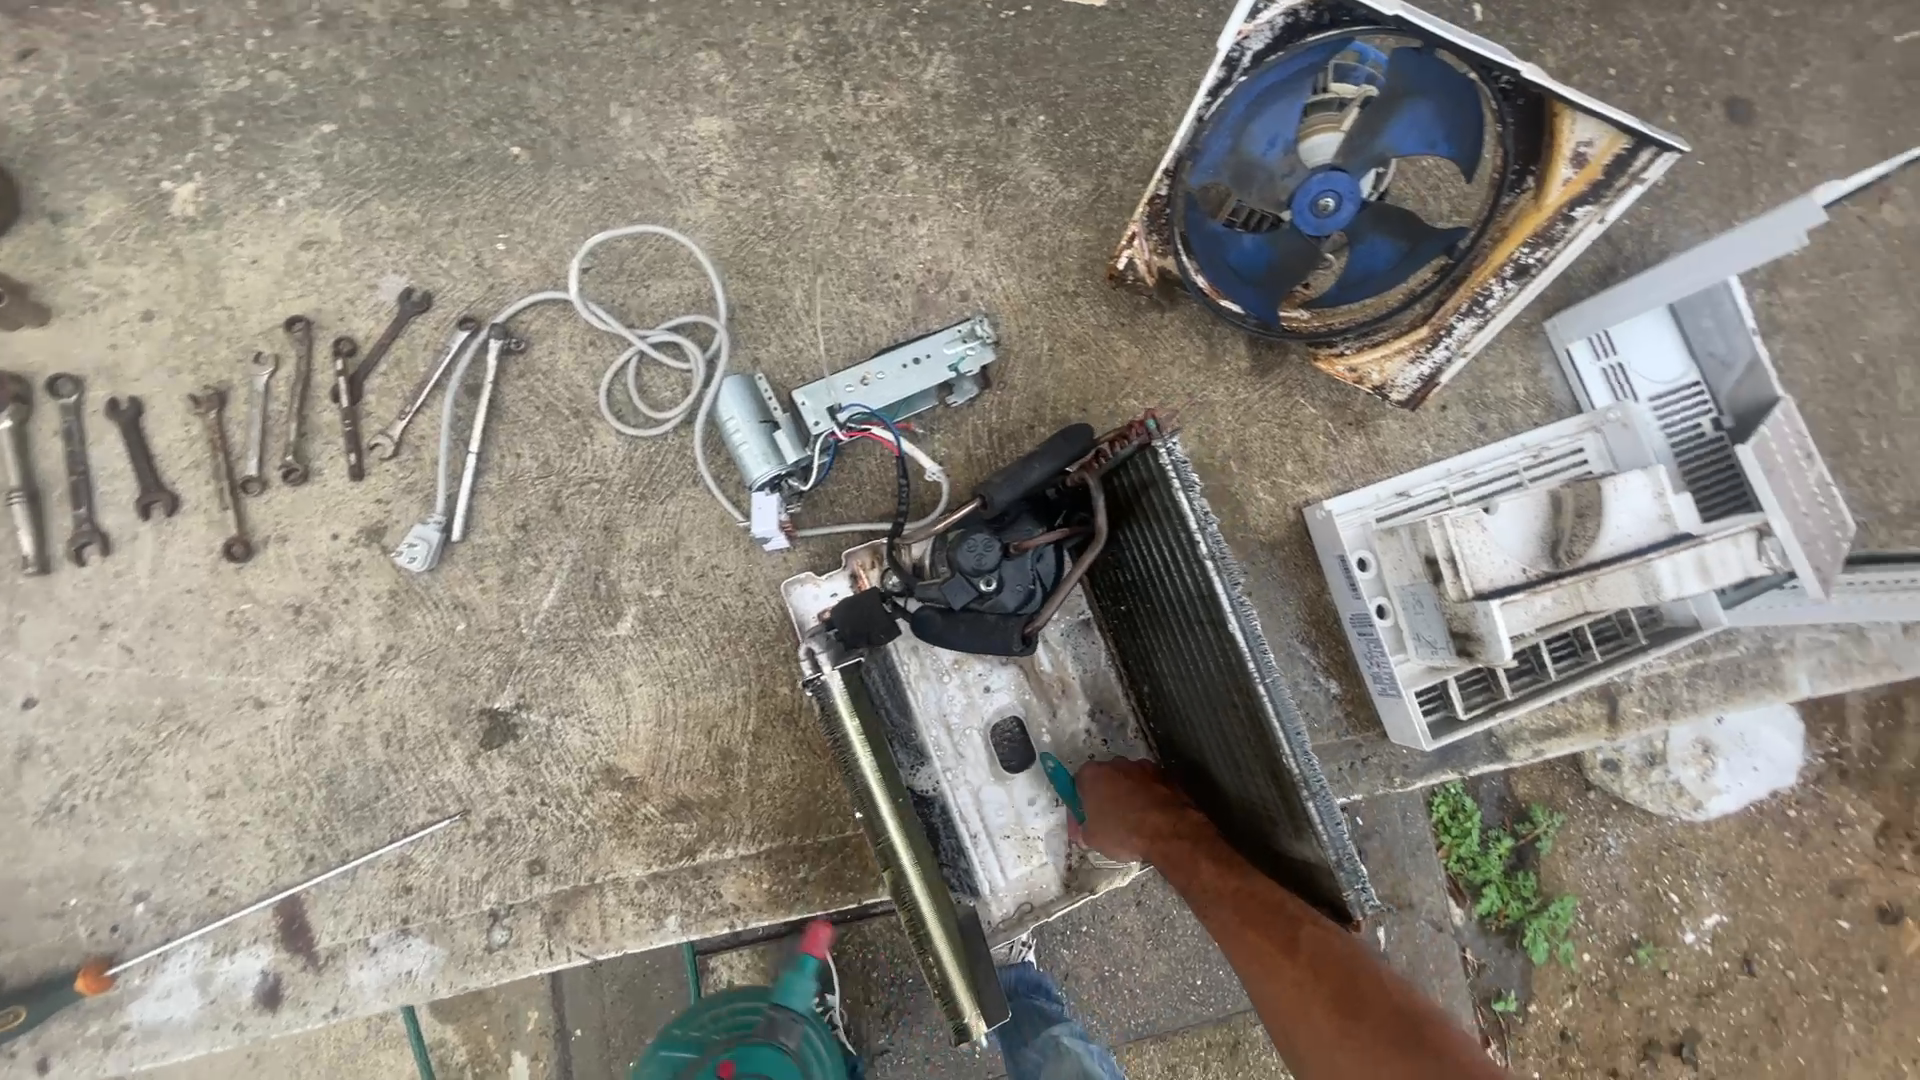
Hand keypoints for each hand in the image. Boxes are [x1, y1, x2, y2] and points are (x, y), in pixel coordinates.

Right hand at [1072, 758, 1211, 863]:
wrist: (1170, 831)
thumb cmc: (1124, 832)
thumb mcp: (1093, 839)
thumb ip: (1082, 830)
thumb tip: (1081, 830)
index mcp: (1092, 774)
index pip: (1078, 783)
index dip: (1081, 802)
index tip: (1086, 818)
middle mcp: (1116, 763)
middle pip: (1105, 777)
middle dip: (1106, 795)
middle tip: (1109, 820)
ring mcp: (1143, 766)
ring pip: (1130, 779)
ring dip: (1130, 794)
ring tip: (1136, 820)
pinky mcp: (1166, 774)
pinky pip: (1151, 785)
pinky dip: (1150, 796)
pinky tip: (1154, 817)